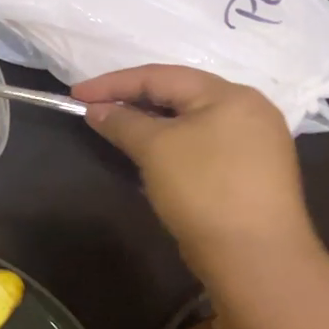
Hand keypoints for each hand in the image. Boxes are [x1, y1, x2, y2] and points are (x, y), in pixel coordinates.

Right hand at [72, 65, 319, 271]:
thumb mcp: (154, 148)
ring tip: (115, 127)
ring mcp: (253, 141)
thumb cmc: (202, 188)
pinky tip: (148, 151)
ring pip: (189, 119)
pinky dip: (169, 140)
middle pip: (178, 93)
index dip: (112, 83)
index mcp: (229, 95)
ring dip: (148, 121)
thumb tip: (97, 109)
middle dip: (132, 99)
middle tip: (94, 109)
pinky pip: (200, 141)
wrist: (253, 253)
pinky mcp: (249, 169)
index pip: (160, 76)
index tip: (75, 95)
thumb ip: (121, 121)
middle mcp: (248, 110)